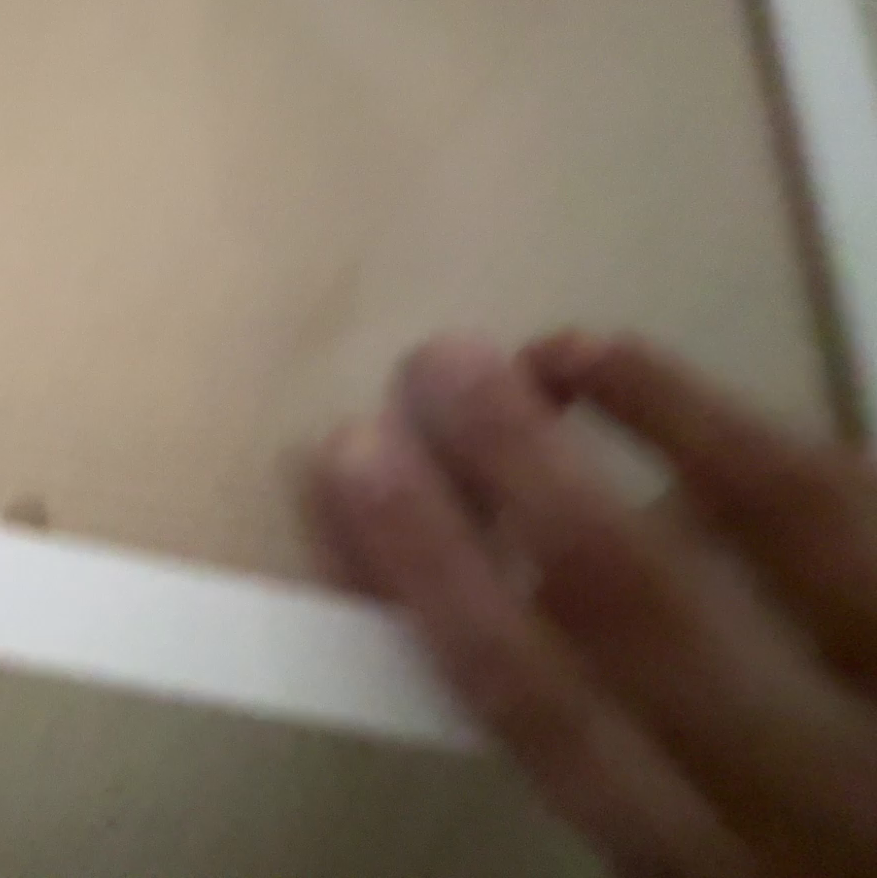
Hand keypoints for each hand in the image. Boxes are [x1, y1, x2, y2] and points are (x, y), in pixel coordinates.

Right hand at [311, 333, 876, 876]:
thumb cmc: (737, 843)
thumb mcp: (637, 836)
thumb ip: (551, 720)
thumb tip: (434, 559)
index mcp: (691, 856)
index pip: (526, 695)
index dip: (428, 564)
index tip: (349, 454)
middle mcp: (819, 800)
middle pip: (636, 601)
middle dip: (518, 462)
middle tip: (437, 361)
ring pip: (805, 539)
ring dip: (672, 420)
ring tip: (563, 347)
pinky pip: (872, 519)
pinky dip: (777, 443)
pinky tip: (685, 398)